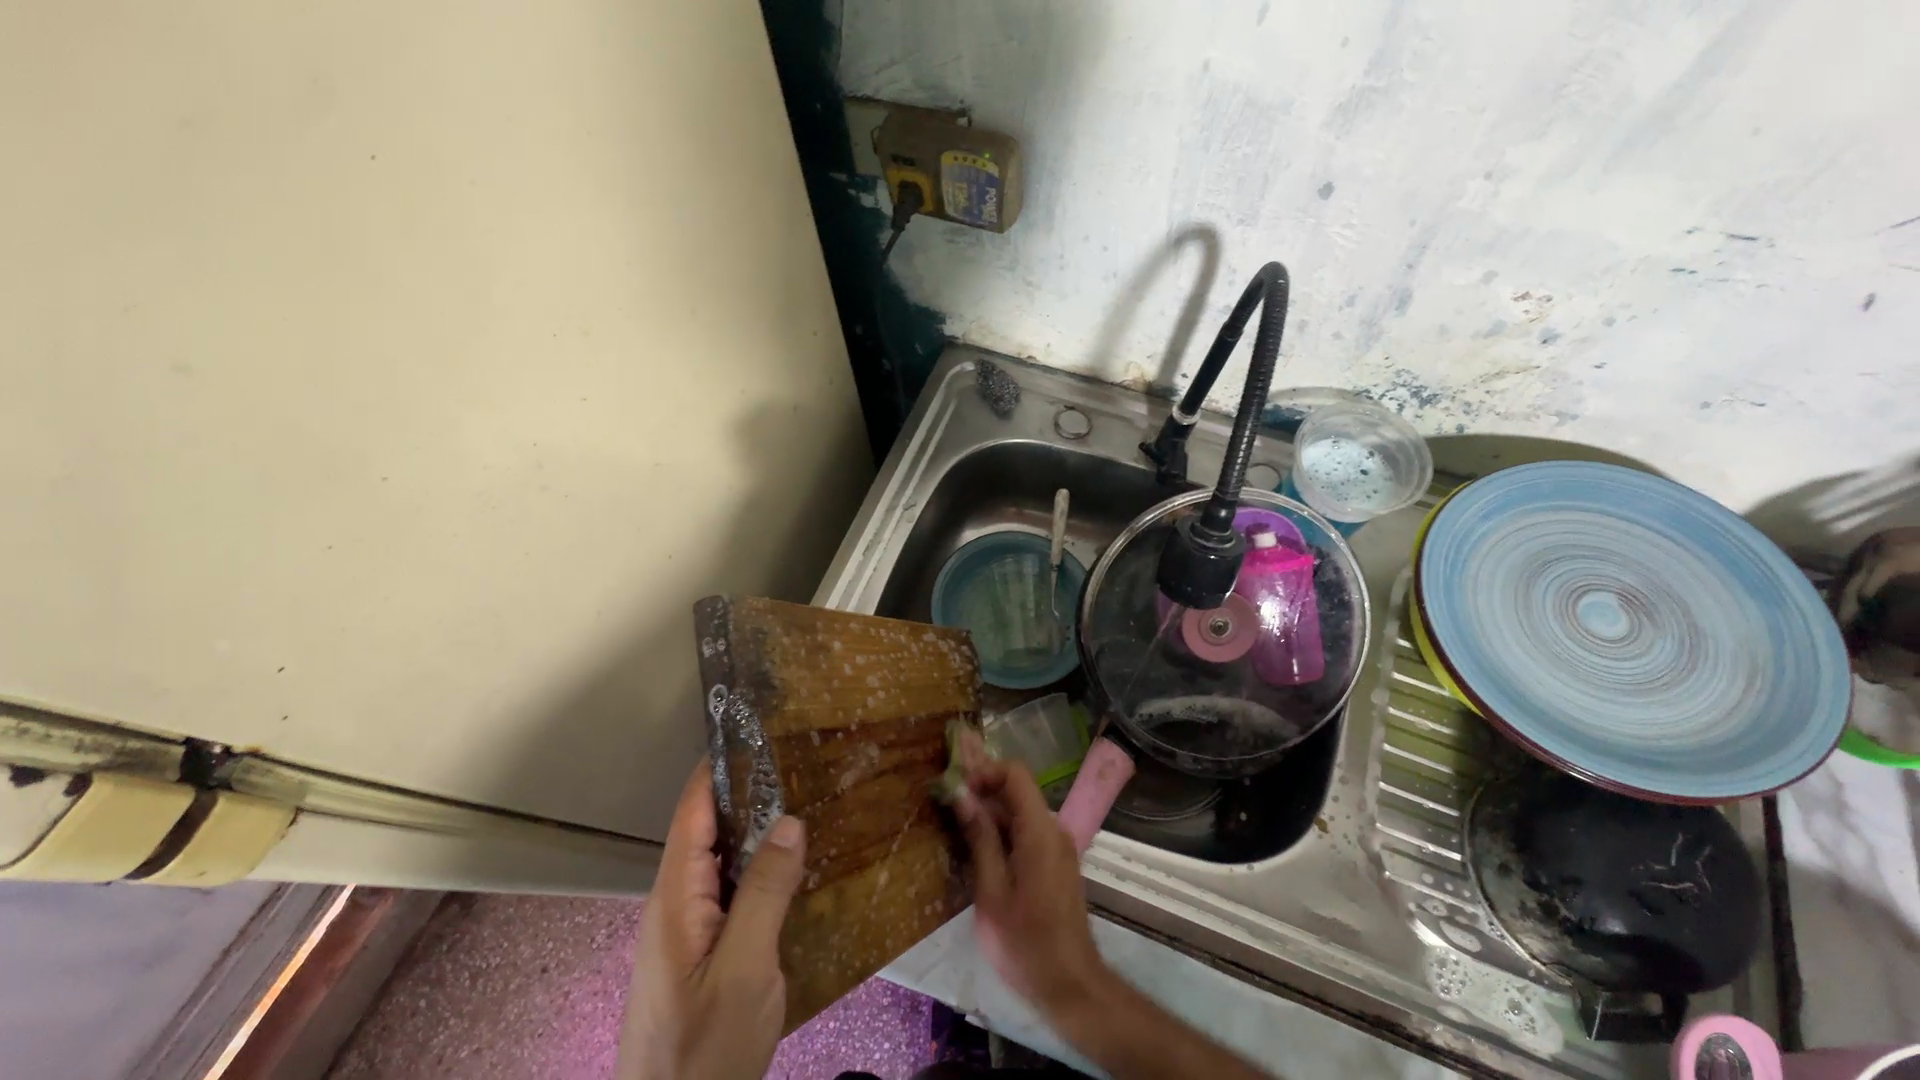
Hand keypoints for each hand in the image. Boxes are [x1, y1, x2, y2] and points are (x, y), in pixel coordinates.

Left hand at [618, 759, 806, 1079]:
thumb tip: (788, 821)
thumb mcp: (744, 969)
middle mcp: (675, 906)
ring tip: (808, 803)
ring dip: (758, 835)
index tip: (755, 731)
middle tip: (801, 763)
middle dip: (747, 795)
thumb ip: (765, 893)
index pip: (692, 814)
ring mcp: (687, 933)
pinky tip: (796, 871)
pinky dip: (761, 873)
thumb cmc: (705, 1046)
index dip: (718, 770)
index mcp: (675, 899)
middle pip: (707, 834)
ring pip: (722, 866)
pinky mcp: (703, 956)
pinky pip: (731, 896)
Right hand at [954, 760, 1109, 1019]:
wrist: (1069, 985)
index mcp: (1040, 831)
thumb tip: (962, 795)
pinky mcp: (1056, 866)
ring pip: (1021, 815)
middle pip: (1017, 793)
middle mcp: (1054, 831)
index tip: (956, 792)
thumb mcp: (992, 891)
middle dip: (981, 795)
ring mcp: (1058, 849)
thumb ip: (980, 838)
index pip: (1016, 774)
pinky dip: (1003, 835)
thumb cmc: (1025, 942)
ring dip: (990, 817)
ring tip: (956, 834)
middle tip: (946, 811)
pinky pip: (1028, 835)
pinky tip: (978, 857)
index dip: (984, 772)